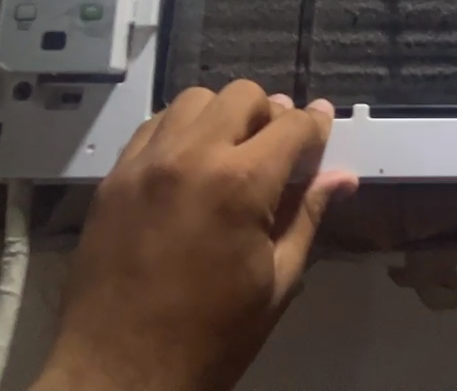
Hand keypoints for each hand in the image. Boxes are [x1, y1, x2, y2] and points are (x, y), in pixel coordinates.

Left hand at [33, 83, 357, 390]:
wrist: (117, 378)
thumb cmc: (210, 337)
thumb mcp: (276, 282)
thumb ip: (308, 215)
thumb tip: (342, 176)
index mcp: (241, 183)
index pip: (293, 126)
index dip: (316, 125)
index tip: (322, 130)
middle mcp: (193, 156)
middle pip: (244, 95)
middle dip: (270, 114)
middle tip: (274, 149)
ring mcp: (147, 162)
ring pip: (195, 99)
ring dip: (222, 115)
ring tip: (229, 151)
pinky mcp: (114, 176)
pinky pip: (154, 125)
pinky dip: (179, 130)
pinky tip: (188, 164)